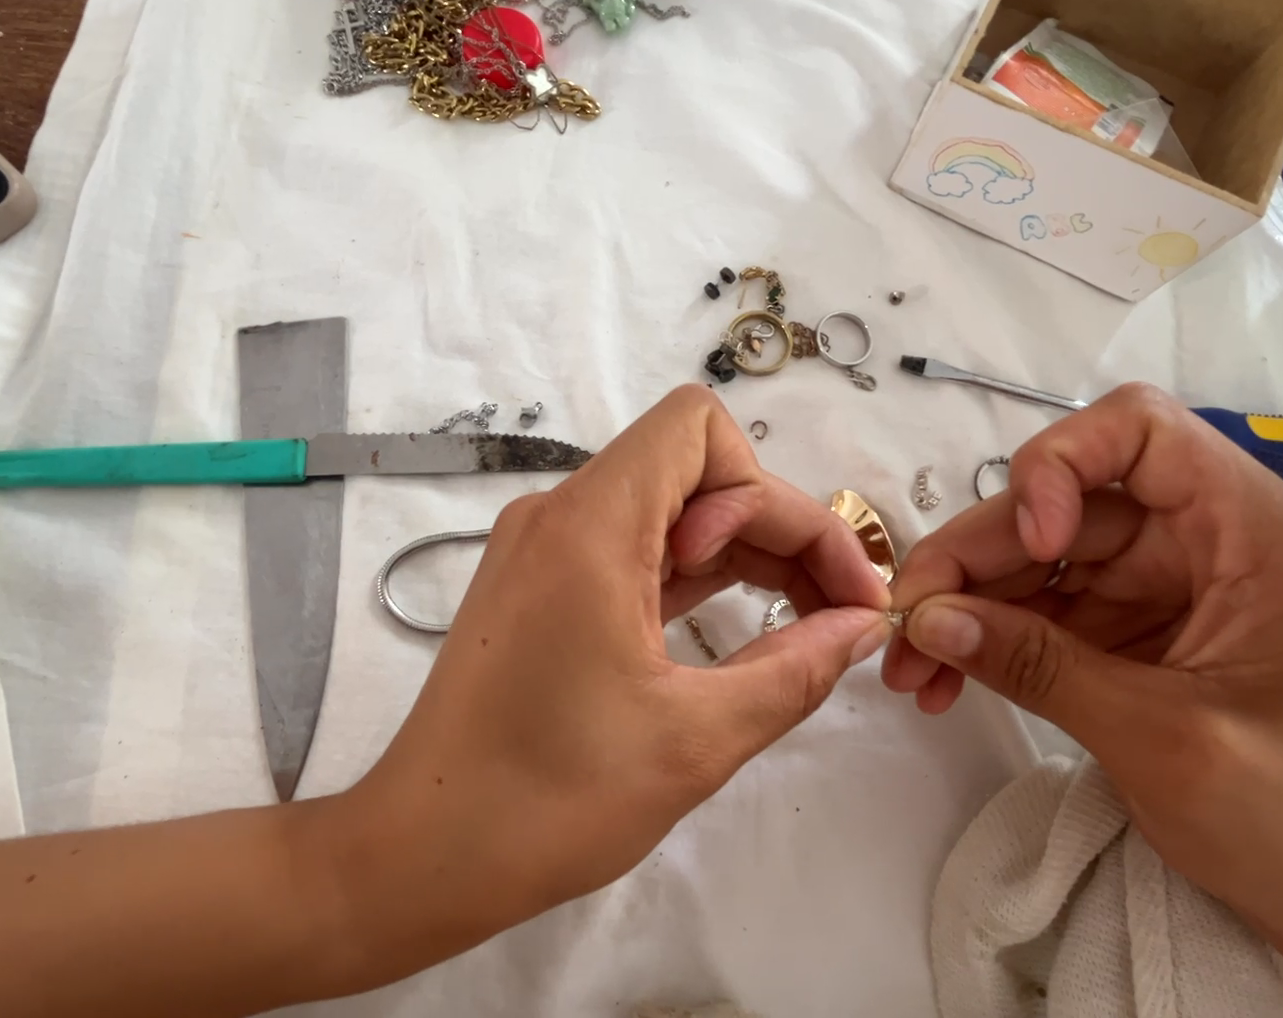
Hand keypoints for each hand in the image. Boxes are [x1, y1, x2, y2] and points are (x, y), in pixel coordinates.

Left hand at [345, 384, 892, 986]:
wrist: (422, 852)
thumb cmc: (551, 799)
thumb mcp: (695, 739)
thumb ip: (796, 670)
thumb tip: (860, 626)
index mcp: (590, 525)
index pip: (698, 431)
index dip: (775, 493)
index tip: (822, 581)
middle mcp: (561, 514)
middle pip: (695, 471)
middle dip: (778, 529)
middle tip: (839, 614)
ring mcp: (545, 548)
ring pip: (669, 510)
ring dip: (742, 554)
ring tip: (803, 624)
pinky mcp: (541, 585)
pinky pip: (635, 549)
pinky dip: (694, 576)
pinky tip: (738, 625)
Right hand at [880, 384, 1282, 1013]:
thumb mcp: (1163, 742)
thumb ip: (1038, 666)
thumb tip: (925, 618)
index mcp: (1255, 536)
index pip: (1141, 431)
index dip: (1061, 466)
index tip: (1031, 549)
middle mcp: (1202, 541)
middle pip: (1059, 507)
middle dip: (972, 562)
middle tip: (903, 626)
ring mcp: (1162, 584)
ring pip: (1033, 559)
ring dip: (964, 607)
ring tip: (911, 671)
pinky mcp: (1131, 627)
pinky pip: (1039, 609)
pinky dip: (986, 640)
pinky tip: (944, 681)